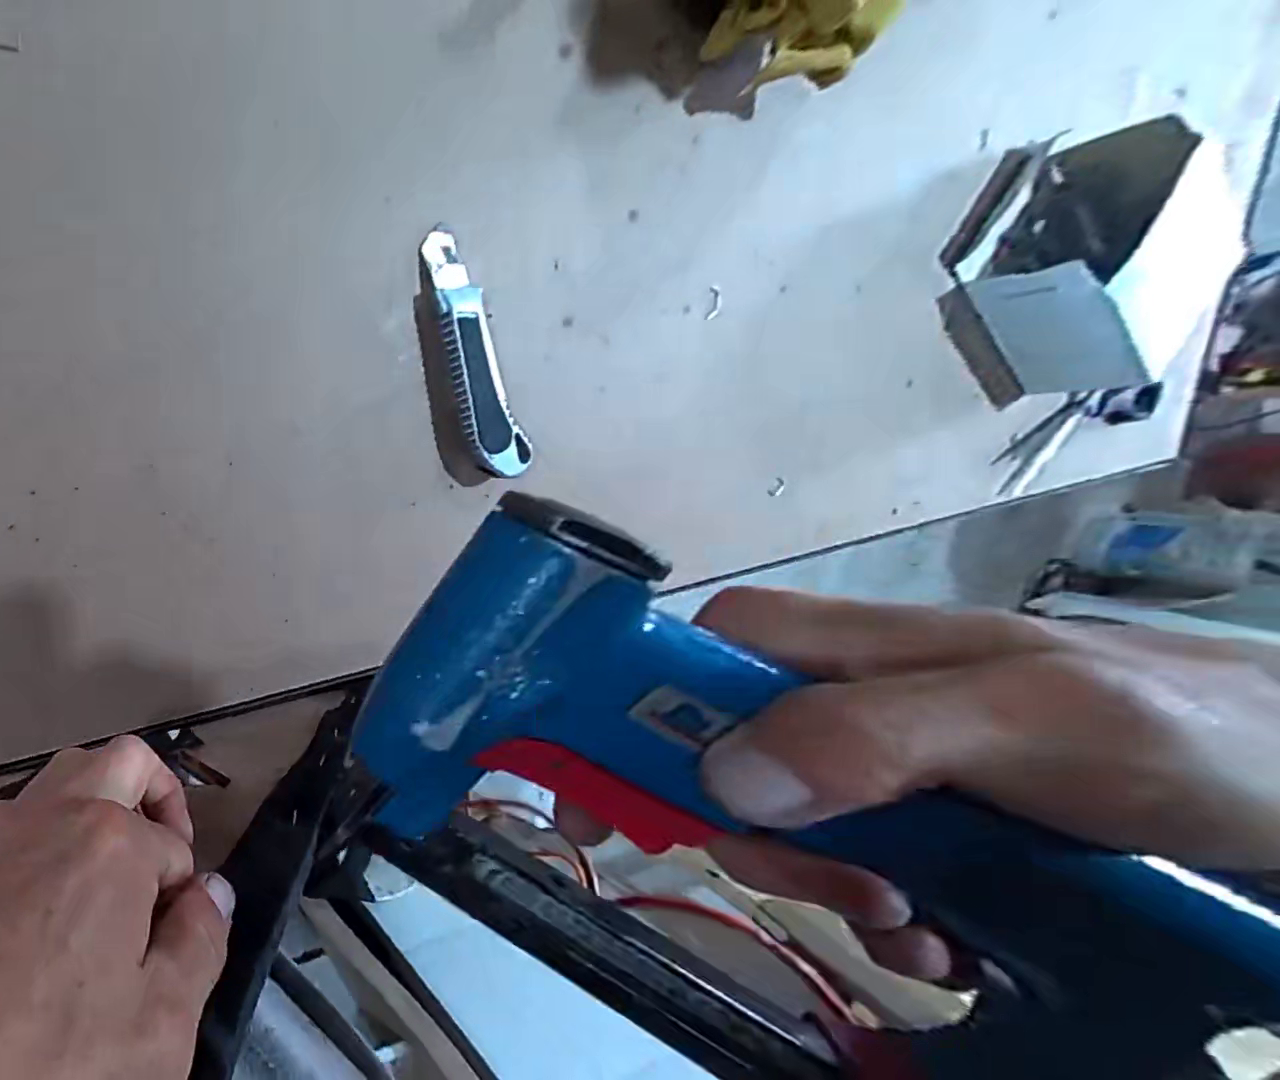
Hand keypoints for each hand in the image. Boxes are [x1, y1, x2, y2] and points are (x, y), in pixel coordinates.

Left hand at [0, 735, 234, 1079]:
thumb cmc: (37, 1056)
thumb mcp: (154, 1026)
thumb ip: (200, 946)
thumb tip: (215, 893)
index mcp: (115, 841)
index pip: (175, 846)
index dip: (184, 890)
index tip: (173, 933)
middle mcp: (60, 812)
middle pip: (126, 759)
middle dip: (158, 794)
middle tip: (161, 853)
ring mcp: (2, 828)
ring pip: (69, 772)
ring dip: (103, 798)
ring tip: (111, 865)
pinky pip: (23, 812)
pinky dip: (53, 827)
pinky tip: (48, 892)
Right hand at [567, 587, 1279, 979]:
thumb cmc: (1174, 724)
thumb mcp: (1026, 717)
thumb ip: (869, 734)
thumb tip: (725, 783)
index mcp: (813, 642)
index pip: (672, 656)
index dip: (622, 711)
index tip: (602, 790)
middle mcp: (816, 689)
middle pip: (712, 754)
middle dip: (751, 830)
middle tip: (826, 884)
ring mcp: (860, 751)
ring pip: (771, 817)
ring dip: (819, 882)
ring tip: (906, 922)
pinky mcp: (904, 806)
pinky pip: (839, 860)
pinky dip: (870, 909)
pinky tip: (936, 935)